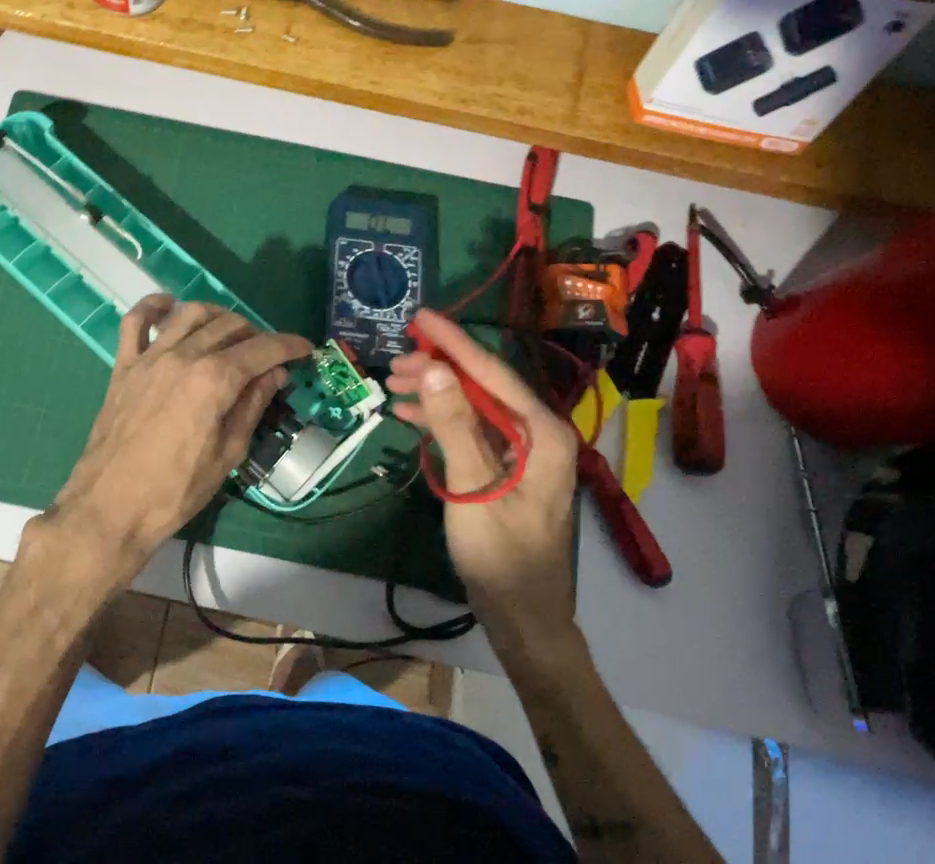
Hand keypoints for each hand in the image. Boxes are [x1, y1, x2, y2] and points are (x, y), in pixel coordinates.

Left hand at [44, 295, 312, 584]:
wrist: (110, 507)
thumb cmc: (175, 490)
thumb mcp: (228, 454)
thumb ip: (252, 406)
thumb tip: (275, 374)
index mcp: (214, 380)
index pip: (262, 349)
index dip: (289, 345)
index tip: (305, 348)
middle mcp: (183, 357)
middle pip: (229, 325)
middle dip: (257, 334)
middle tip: (268, 356)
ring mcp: (149, 358)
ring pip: (190, 314)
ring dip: (218, 316)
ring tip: (230, 334)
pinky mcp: (123, 366)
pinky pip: (135, 321)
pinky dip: (154, 307)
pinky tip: (170, 308)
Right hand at [388, 309, 579, 641]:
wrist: (523, 617)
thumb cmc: (503, 557)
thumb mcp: (473, 489)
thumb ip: (454, 427)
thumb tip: (432, 370)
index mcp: (542, 434)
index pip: (493, 373)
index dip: (454, 344)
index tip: (421, 317)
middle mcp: (538, 435)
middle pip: (485, 386)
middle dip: (439, 369)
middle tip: (393, 359)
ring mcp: (522, 454)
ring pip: (474, 407)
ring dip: (435, 395)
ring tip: (392, 385)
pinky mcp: (505, 472)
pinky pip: (471, 432)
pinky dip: (440, 422)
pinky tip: (410, 417)